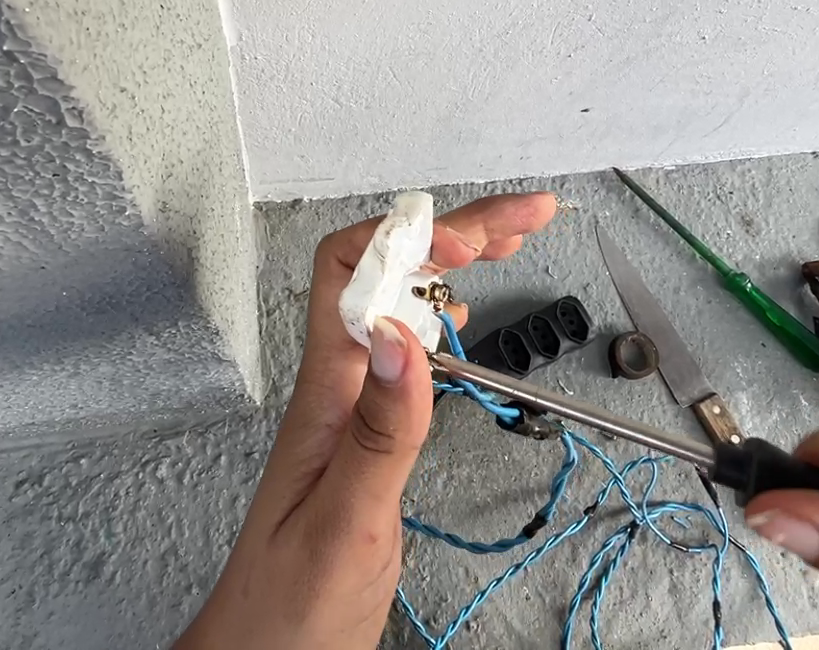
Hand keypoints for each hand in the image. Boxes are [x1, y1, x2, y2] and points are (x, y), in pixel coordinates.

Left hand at [177, 192, 557, 649]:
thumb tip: (400, 334)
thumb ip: (377, 432)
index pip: (348, 270)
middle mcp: (338, 377)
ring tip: (511, 239)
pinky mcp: (370, 421)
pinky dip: (442, 307)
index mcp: (326, 385)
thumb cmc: (291, 600)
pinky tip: (461, 306)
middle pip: (387, 271)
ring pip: (400, 298)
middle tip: (528, 217)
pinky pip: (406, 340)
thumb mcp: (343, 522)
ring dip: (454, 259)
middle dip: (457, 233)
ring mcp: (353, 395)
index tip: (469, 242)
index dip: (406, 238)